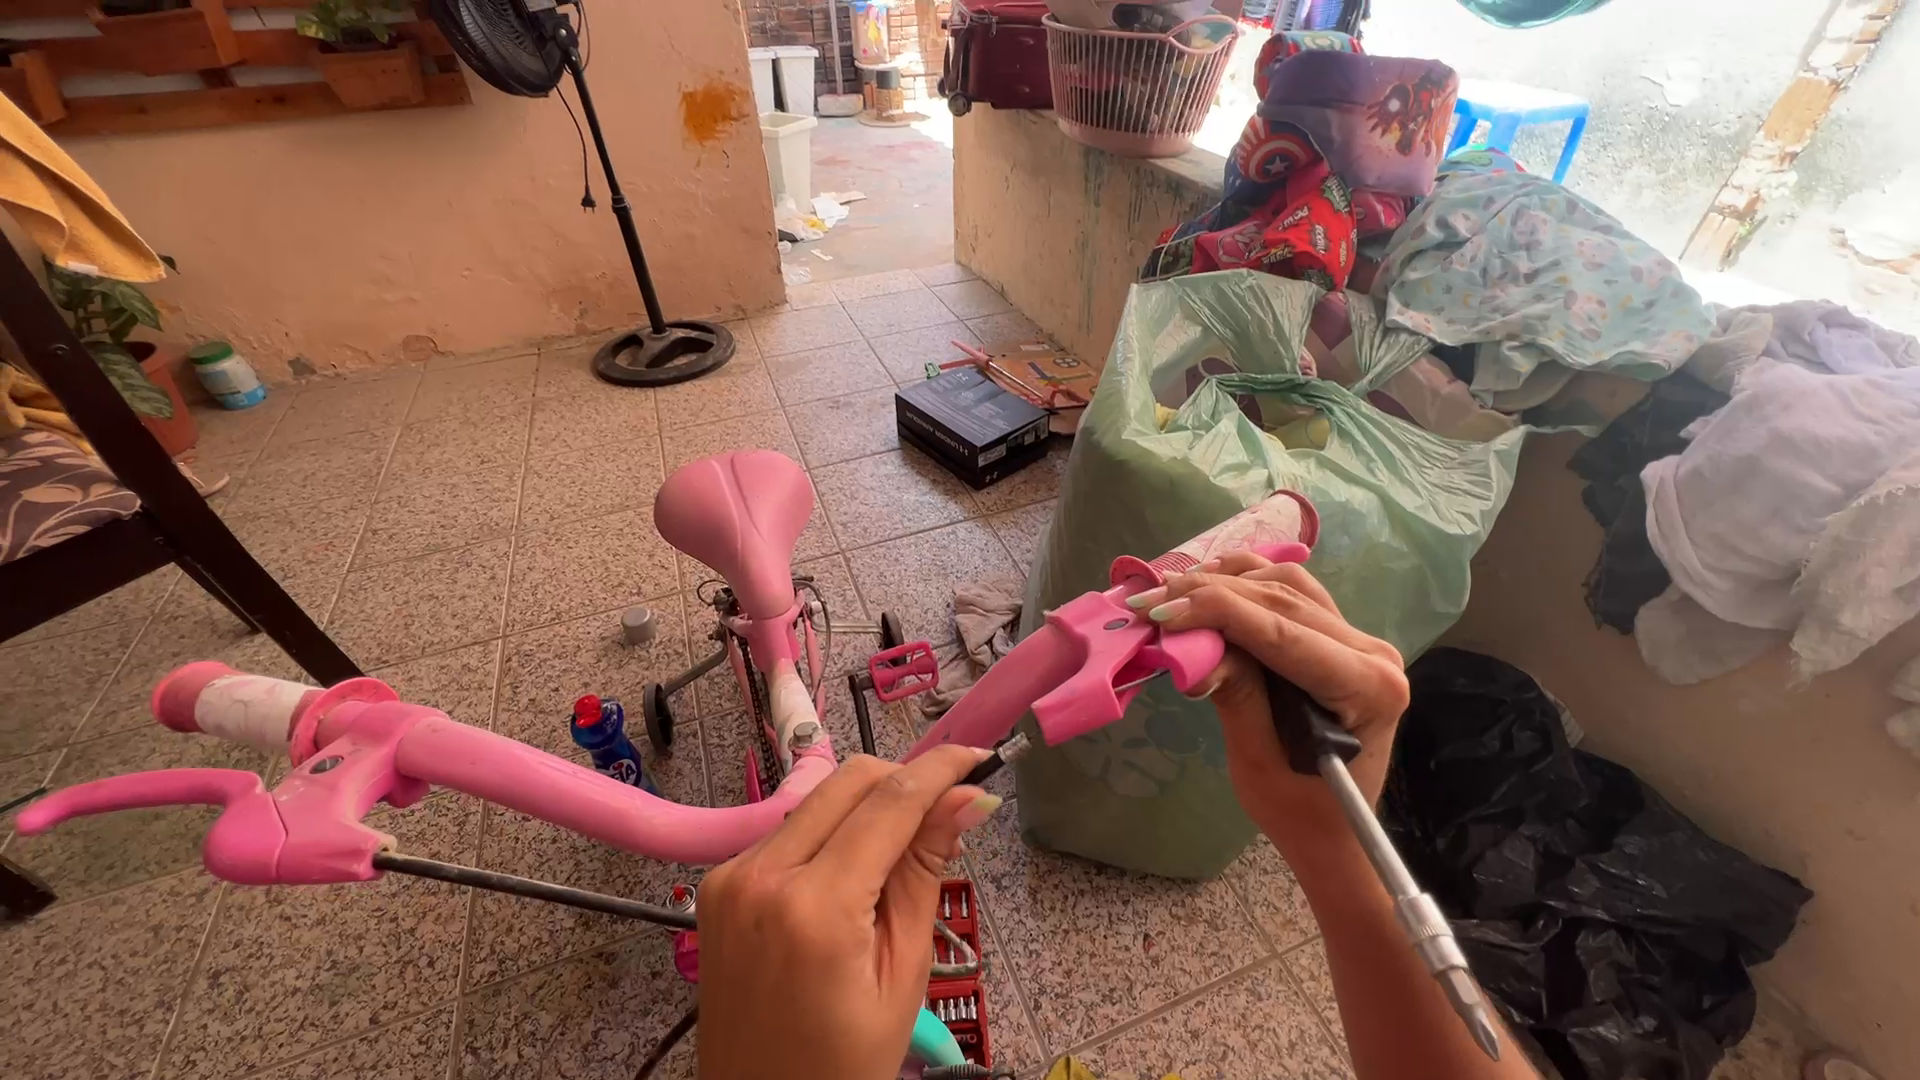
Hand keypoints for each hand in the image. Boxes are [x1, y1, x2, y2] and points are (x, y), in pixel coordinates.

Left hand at [696, 747, 1001, 1079]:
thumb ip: (927, 870)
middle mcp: (762, 874)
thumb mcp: (904, 972)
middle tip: (943, 808)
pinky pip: (791, 827)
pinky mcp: (720, 880)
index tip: (977, 758)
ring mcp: (733, 874)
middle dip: (904, 779)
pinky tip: (852, 870)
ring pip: (819, 797)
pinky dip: (831, 830)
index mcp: (815, 908)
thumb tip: (965, 798)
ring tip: (899, 849)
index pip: (890, 803)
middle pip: (850, 779)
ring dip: (867, 803)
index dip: (940, 769)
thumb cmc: (845, 1062)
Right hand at [1126, 553, 1408, 849]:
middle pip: (1279, 597)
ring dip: (1223, 579)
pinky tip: (1208, 581)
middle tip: (1146, 603)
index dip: (1215, 611)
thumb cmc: (1299, 810)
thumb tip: (1190, 643)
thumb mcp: (1258, 760)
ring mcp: (1357, 638)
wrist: (1335, 831)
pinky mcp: (1337, 635)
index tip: (1157, 612)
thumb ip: (1234, 693)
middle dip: (1207, 593)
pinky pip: (1290, 590)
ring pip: (1283, 582)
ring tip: (1169, 592)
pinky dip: (1244, 580)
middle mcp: (1370, 651)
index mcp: (1366, 687)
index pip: (1280, 629)